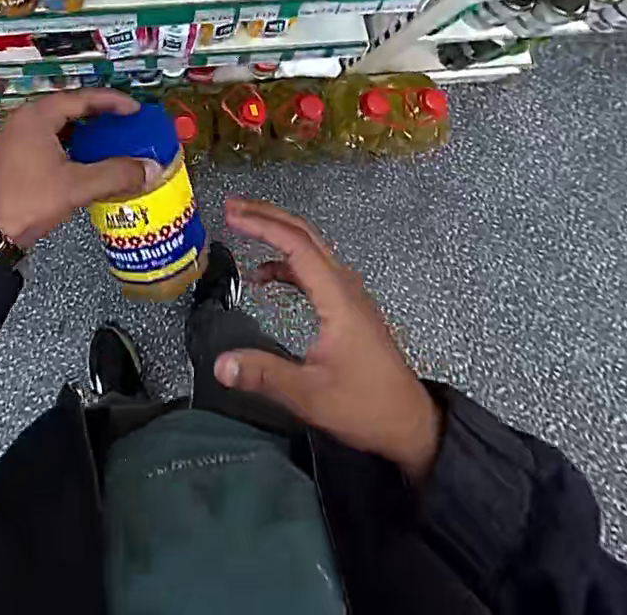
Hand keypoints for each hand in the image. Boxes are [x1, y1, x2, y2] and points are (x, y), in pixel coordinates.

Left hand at [0, 89, 160, 246]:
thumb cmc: (29, 200)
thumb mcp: (78, 185)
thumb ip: (117, 174)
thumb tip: (150, 168)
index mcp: (37, 116)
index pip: (83, 98)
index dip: (113, 102)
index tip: (135, 110)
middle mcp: (26, 119)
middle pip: (71, 106)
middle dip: (101, 113)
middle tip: (127, 121)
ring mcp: (18, 136)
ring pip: (62, 122)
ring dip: (88, 128)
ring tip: (113, 137)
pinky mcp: (17, 153)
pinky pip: (53, 136)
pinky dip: (75, 141)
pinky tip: (91, 155)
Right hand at [212, 198, 441, 482]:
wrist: (407, 421)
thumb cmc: (364, 405)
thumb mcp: (310, 395)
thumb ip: (264, 375)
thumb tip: (219, 365)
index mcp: (337, 296)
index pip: (296, 245)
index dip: (262, 225)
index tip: (232, 215)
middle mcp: (344, 285)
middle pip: (304, 234)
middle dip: (267, 215)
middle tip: (232, 206)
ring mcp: (348, 292)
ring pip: (310, 247)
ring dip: (276, 233)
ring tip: (243, 227)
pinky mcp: (346, 305)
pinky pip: (313, 270)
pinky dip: (286, 263)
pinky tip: (264, 276)